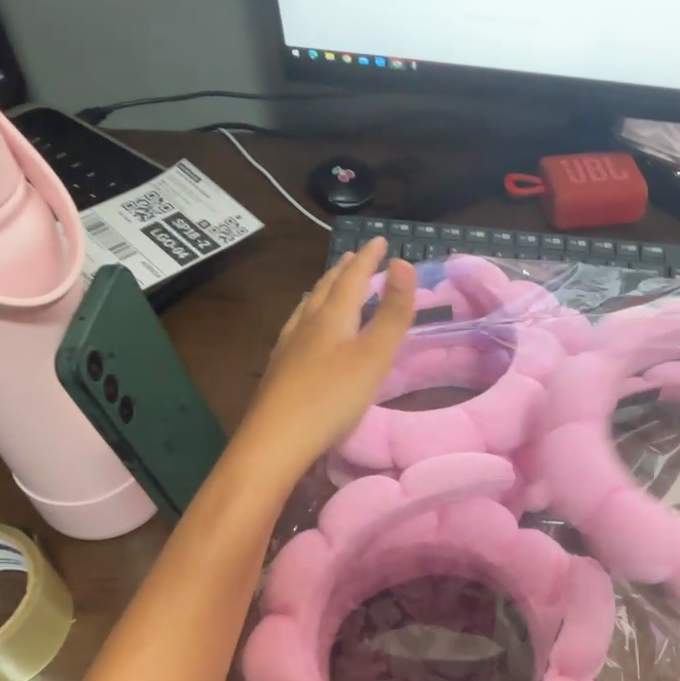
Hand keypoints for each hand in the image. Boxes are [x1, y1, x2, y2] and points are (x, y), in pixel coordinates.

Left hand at [234, 238, 416, 477]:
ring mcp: (289, 347)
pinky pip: (297, 329)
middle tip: (357, 257)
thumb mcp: (373, 356)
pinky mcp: (280, 370)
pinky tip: (303, 331)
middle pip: (327, 288)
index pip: (353, 277)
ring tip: (331, 286)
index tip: (381, 241)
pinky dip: (309, 317)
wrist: (276, 440)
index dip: (369, 258)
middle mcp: (307, 324)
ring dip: (324, 292)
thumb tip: (403, 263)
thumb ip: (392, 313)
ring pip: (309, 308)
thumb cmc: (331, 398)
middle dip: (345, 270)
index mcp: (332, 316)